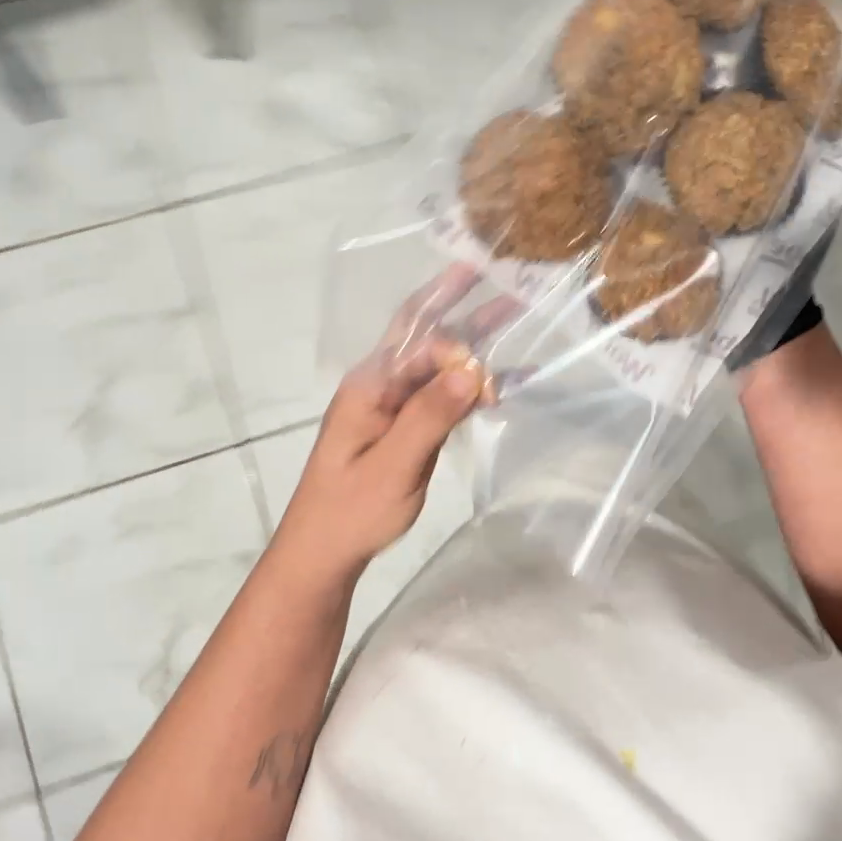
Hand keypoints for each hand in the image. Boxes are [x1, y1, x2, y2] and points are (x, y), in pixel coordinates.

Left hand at [276, 265, 503, 576]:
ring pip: (441, 363)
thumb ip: (429, 416)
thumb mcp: (392, 466)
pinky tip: (506, 382)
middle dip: (467, 310)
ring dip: (476, 342)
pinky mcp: (409, 425)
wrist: (325, 553)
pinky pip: (446, 394)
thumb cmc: (351, 510)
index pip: (417, 343)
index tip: (487, 374)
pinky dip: (474, 385)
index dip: (456, 344)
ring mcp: (396, 405)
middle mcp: (383, 385)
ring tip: (516, 317)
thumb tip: (470, 368)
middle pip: (428, 336)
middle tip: (511, 287)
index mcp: (369, 385)